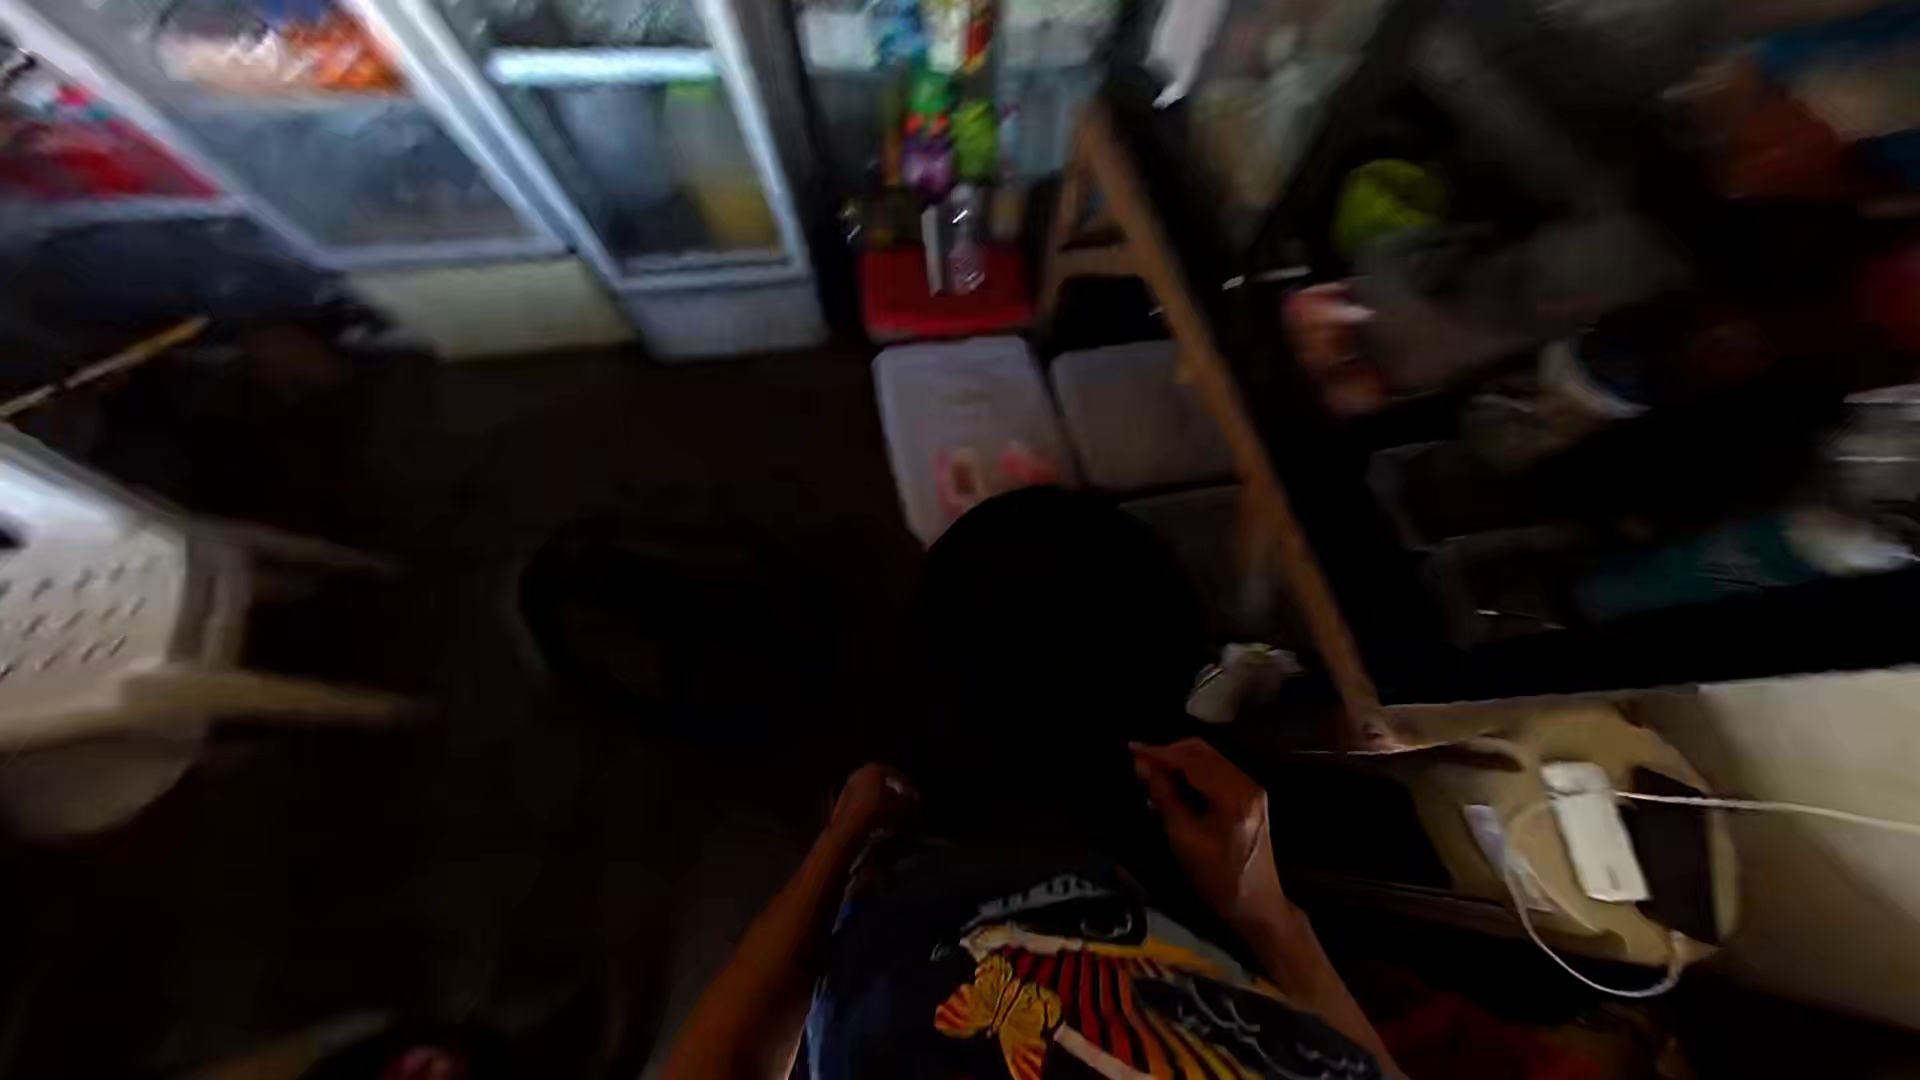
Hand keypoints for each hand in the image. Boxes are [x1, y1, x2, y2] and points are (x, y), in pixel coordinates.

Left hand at [829, 763, 916, 842]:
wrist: (848, 829)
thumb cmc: (876, 813)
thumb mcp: (898, 808)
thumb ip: (909, 802)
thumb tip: (917, 799)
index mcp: (874, 769)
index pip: (894, 773)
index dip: (905, 784)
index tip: (911, 794)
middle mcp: (861, 772)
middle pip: (881, 781)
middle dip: (892, 791)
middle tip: (901, 802)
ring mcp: (850, 784)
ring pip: (870, 790)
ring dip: (880, 798)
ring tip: (889, 812)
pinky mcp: (842, 798)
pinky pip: (861, 799)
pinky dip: (870, 805)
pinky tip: (875, 817)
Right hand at [1131, 739, 1288, 931]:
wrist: (1259, 906)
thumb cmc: (1219, 879)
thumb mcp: (1184, 840)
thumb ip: (1163, 797)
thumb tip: (1141, 765)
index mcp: (1234, 798)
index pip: (1191, 761)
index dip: (1159, 753)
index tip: (1133, 749)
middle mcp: (1246, 785)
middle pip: (1202, 751)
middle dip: (1169, 752)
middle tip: (1142, 761)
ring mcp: (1250, 788)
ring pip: (1208, 756)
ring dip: (1179, 759)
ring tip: (1154, 771)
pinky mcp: (1249, 793)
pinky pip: (1216, 768)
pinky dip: (1192, 769)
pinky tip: (1174, 781)